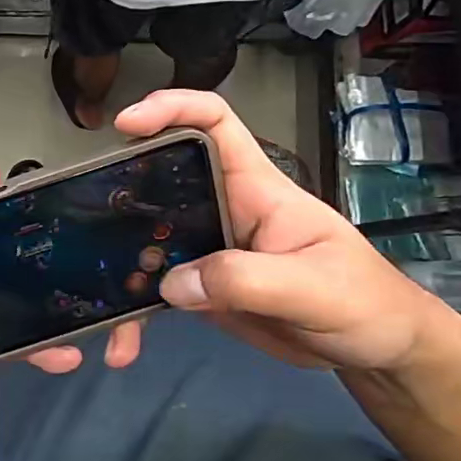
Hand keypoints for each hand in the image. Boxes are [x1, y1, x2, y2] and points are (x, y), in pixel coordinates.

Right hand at [111, 90, 460, 372]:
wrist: (373, 352)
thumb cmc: (363, 301)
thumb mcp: (314, 288)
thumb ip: (246, 280)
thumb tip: (171, 284)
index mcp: (255, 188)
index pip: (214, 122)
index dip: (172, 108)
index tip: (127, 123)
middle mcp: (223, 208)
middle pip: (162, 178)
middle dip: (122, 190)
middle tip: (87, 214)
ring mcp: (208, 249)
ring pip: (148, 240)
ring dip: (118, 265)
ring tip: (95, 294)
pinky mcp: (201, 287)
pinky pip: (155, 291)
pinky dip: (136, 315)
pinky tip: (122, 343)